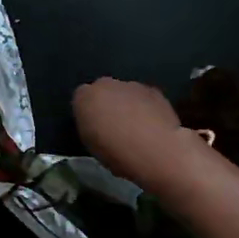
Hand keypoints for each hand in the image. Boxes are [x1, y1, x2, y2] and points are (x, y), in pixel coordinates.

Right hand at [73, 78, 209, 188]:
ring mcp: (132, 84)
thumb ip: (92, 128)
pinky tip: (153, 125)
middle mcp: (106, 84)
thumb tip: (99, 125)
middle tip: (116, 127)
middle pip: (104, 92)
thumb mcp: (92, 146)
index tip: (96, 129)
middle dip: (109, 105)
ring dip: (129, 105)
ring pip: (126, 93)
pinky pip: (145, 98)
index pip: (82, 99)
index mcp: (85, 97)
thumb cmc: (117, 153)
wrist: (156, 149)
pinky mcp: (154, 90)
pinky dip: (147, 107)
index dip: (90, 114)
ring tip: (138, 127)